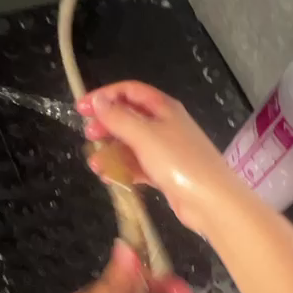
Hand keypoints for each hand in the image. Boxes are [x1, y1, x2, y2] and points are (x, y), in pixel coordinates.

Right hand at [77, 82, 249, 236]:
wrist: (210, 200)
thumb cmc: (178, 162)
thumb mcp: (144, 135)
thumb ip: (119, 117)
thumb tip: (98, 100)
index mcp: (164, 108)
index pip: (130, 91)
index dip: (104, 96)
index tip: (81, 108)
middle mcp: (166, 125)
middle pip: (129, 117)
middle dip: (107, 126)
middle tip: (89, 136)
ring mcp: (166, 150)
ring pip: (132, 145)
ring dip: (112, 152)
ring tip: (95, 165)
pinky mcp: (166, 173)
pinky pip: (139, 166)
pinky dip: (124, 170)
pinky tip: (109, 178)